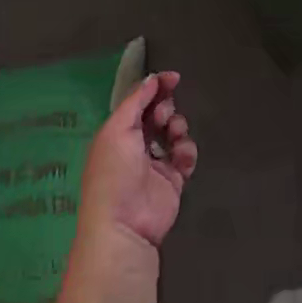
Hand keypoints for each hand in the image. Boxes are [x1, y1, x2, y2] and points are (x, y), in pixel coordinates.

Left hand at [76, 71, 198, 250]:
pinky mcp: (173, 179)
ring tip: (174, 136)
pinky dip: (187, 152)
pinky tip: (181, 158)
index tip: (173, 78)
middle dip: (165, 109)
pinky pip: (186, 155)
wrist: (124, 224)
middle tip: (163, 117)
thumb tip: (152, 78)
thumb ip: (136, 101)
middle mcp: (136, 144)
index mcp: (118, 131)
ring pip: (175, 131)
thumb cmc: (114, 172)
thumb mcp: (117, 130)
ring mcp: (156, 162)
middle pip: (158, 113)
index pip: (139, 101)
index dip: (156, 87)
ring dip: (178, 127)